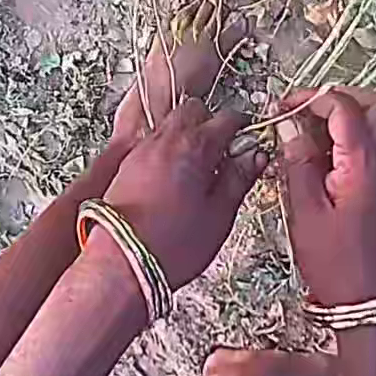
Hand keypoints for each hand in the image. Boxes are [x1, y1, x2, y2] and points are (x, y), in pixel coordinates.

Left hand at [98, 97, 265, 287]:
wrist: (119, 265)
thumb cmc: (169, 245)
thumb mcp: (219, 215)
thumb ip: (239, 179)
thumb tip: (255, 157)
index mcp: (195, 146)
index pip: (228, 119)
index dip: (244, 127)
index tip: (250, 141)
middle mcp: (167, 140)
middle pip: (194, 109)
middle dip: (211, 122)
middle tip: (224, 151)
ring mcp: (143, 150)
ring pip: (171, 122)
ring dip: (188, 133)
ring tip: (200, 166)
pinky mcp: (127, 165)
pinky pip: (153, 141)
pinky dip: (168, 148)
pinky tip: (176, 177)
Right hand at [275, 88, 375, 307]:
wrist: (371, 303)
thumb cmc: (336, 263)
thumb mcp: (305, 211)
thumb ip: (298, 161)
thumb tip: (289, 125)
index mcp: (364, 162)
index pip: (343, 106)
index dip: (311, 98)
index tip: (283, 108)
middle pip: (374, 105)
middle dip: (338, 98)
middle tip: (305, 110)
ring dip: (344, 118)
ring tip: (307, 135)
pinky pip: (372, 146)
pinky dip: (348, 139)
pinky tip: (320, 158)